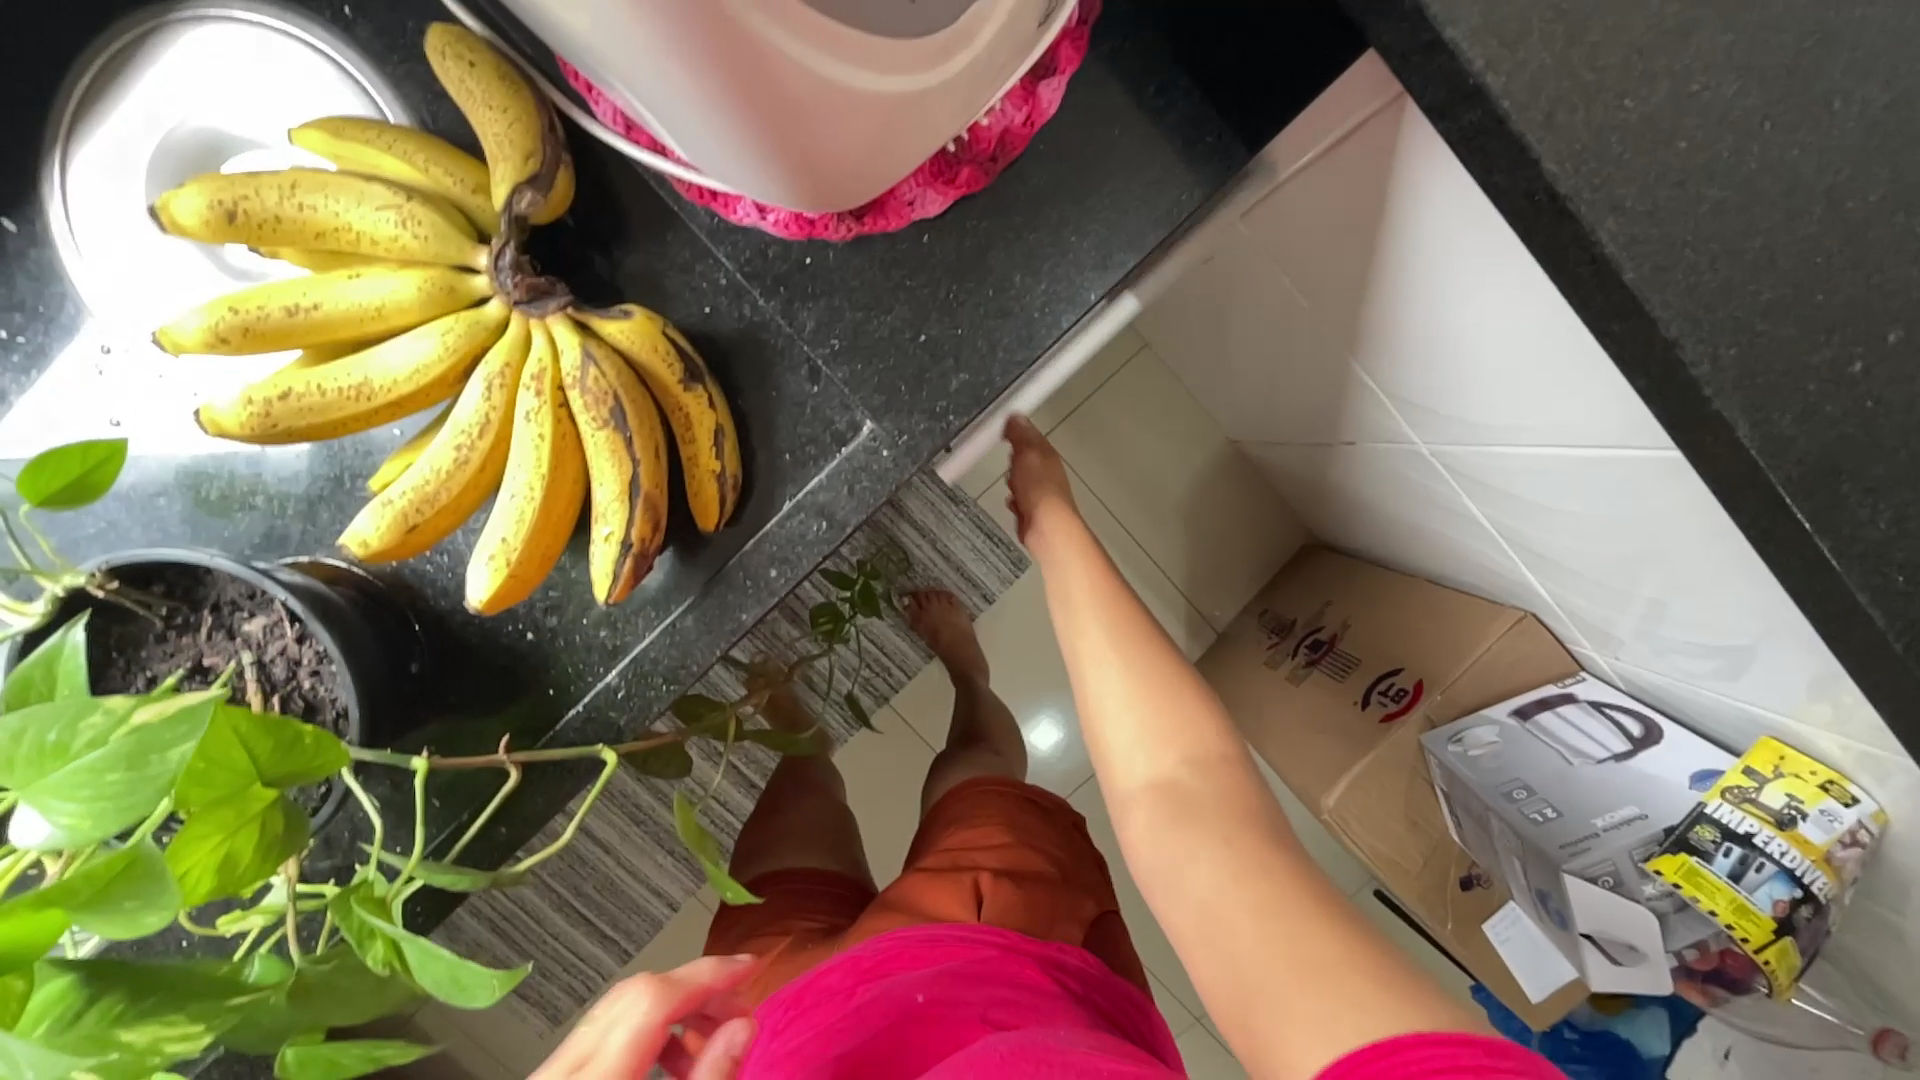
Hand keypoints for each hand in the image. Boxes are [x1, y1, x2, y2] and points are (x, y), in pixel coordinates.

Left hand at [531, 955, 758, 1079]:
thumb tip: (745, 1024)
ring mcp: (549, 1073)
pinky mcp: (553, 1079)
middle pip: (634, 995)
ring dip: (673, 1016)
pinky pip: (601, 1038)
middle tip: (740, 1012)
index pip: (652, 999)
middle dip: (696, 992)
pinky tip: (675, 1065)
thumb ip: (709, 1079)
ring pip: (616, 1013)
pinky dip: (644, 1038)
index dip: (708, 975)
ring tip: (711, 1048)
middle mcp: (562, 1070)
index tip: (752, 967)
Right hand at [1003, 414, 1077, 548]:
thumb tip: (1016, 416)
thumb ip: (1021, 436)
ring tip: (1009, 483)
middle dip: (1013, 460)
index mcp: (1047, 455)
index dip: (1017, 432)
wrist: (1046, 527)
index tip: (1002, 430)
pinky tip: (1012, 502)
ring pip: (1021, 480)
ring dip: (1013, 481)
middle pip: (1026, 459)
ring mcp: (1041, 493)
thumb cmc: (1037, 487)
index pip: (1032, 436)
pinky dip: (1014, 500)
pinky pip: (1019, 500)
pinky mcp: (1033, 511)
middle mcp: (1047, 472)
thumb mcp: (1027, 453)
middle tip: (1006, 461)